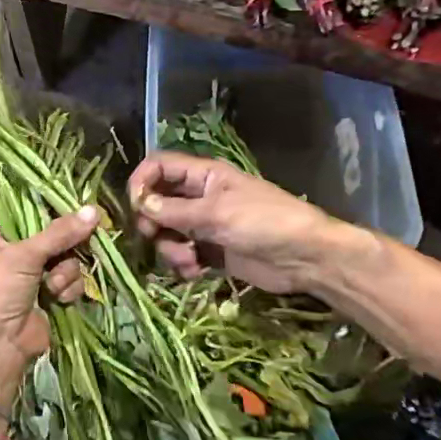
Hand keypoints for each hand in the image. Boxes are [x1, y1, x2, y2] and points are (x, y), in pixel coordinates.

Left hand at [0, 207, 99, 407]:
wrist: (0, 344)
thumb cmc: (0, 292)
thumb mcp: (24, 255)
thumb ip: (59, 233)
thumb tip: (94, 210)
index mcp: (2, 240)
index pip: (34, 219)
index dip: (56, 218)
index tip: (78, 215)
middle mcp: (21, 256)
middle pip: (58, 240)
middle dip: (64, 251)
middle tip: (64, 254)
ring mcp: (38, 278)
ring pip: (69, 262)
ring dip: (65, 274)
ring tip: (50, 287)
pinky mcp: (54, 297)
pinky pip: (73, 282)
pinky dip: (68, 289)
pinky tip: (58, 299)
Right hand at [128, 151, 368, 294]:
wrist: (306, 258)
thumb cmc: (264, 223)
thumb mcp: (216, 213)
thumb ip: (174, 210)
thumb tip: (139, 204)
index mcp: (204, 176)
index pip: (159, 166)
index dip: (142, 182)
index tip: (134, 206)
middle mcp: (200, 197)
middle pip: (157, 202)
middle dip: (152, 222)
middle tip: (154, 236)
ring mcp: (204, 225)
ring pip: (166, 232)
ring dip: (169, 248)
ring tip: (188, 260)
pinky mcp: (211, 252)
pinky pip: (182, 254)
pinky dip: (183, 265)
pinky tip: (196, 272)